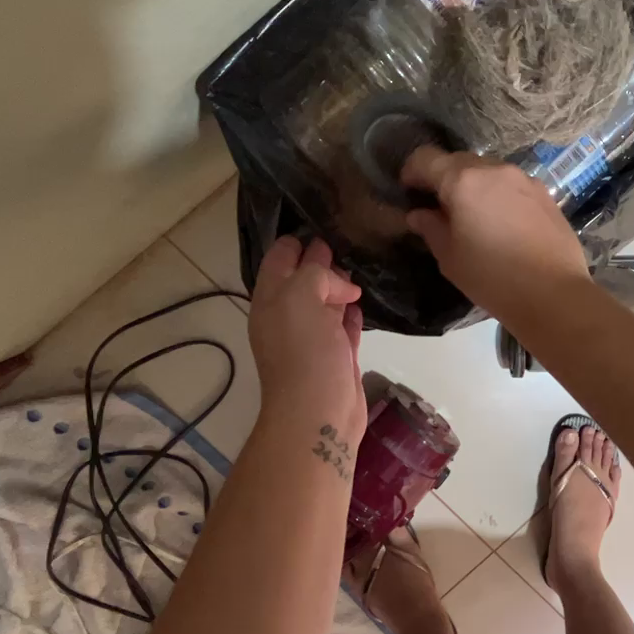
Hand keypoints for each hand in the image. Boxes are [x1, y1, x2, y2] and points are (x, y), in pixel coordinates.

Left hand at [248, 236, 366, 455]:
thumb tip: (342, 284)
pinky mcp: (337, 358)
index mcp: (272, 299)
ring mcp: (313, 338)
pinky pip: (344, 327)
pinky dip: (351, 314)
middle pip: (303, 278)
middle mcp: (289, 316)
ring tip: (358, 267)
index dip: (298, 240)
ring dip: (338, 286)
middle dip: (319, 259)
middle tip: (345, 238)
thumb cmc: (305, 353)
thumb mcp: (302, 297)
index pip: (281, 258)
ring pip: (325, 302)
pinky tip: (362, 304)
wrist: (317, 414)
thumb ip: (316, 274)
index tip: (322, 219)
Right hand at [401, 147, 591, 320]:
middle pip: (460, 161)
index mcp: (464, 180)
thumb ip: (431, 228)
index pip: (426, 158)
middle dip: (445, 179)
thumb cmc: (493, 279)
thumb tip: (419, 214)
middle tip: (440, 209)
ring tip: (475, 218)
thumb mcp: (450, 258)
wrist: (554, 295)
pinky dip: (500, 197)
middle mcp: (495, 170)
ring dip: (475, 187)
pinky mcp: (546, 196)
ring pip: (490, 172)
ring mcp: (525, 180)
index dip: (411, 172)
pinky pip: (513, 186)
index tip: (408, 192)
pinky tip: (504, 225)